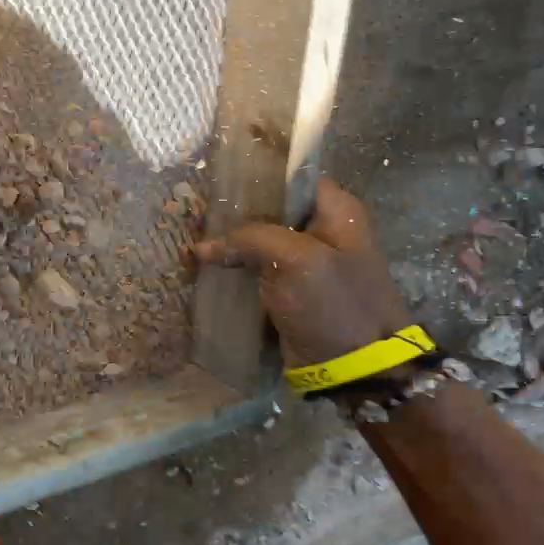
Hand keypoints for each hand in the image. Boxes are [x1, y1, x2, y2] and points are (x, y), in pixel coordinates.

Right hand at [193, 179, 412, 368]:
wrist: (355, 366)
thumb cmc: (337, 305)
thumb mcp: (298, 260)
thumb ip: (251, 239)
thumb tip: (201, 247)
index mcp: (336, 213)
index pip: (292, 178)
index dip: (255, 179)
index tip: (214, 185)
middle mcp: (320, 231)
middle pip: (267, 209)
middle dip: (230, 213)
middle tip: (191, 215)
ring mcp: (301, 262)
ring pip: (255, 240)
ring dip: (225, 243)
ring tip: (188, 240)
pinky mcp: (284, 288)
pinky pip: (251, 269)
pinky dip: (228, 268)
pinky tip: (200, 267)